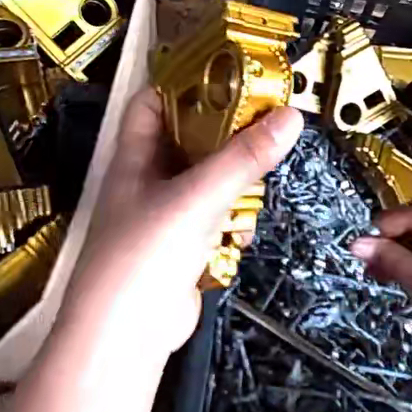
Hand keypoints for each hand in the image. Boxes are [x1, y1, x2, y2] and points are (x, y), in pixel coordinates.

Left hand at [60, 91, 302, 360]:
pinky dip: (233, 224)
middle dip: (227, 138)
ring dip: (235, 186)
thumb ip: (243, 158)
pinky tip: (238, 234)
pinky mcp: (184, 246)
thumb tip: (285, 119)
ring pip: (210, 181)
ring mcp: (166, 215)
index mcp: (135, 157)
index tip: (231, 75)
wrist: (127, 336)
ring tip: (253, 187)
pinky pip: (217, 220)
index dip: (188, 83)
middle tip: (262, 129)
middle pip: (192, 140)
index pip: (156, 100)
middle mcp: (148, 181)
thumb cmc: (137, 261)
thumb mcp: (197, 197)